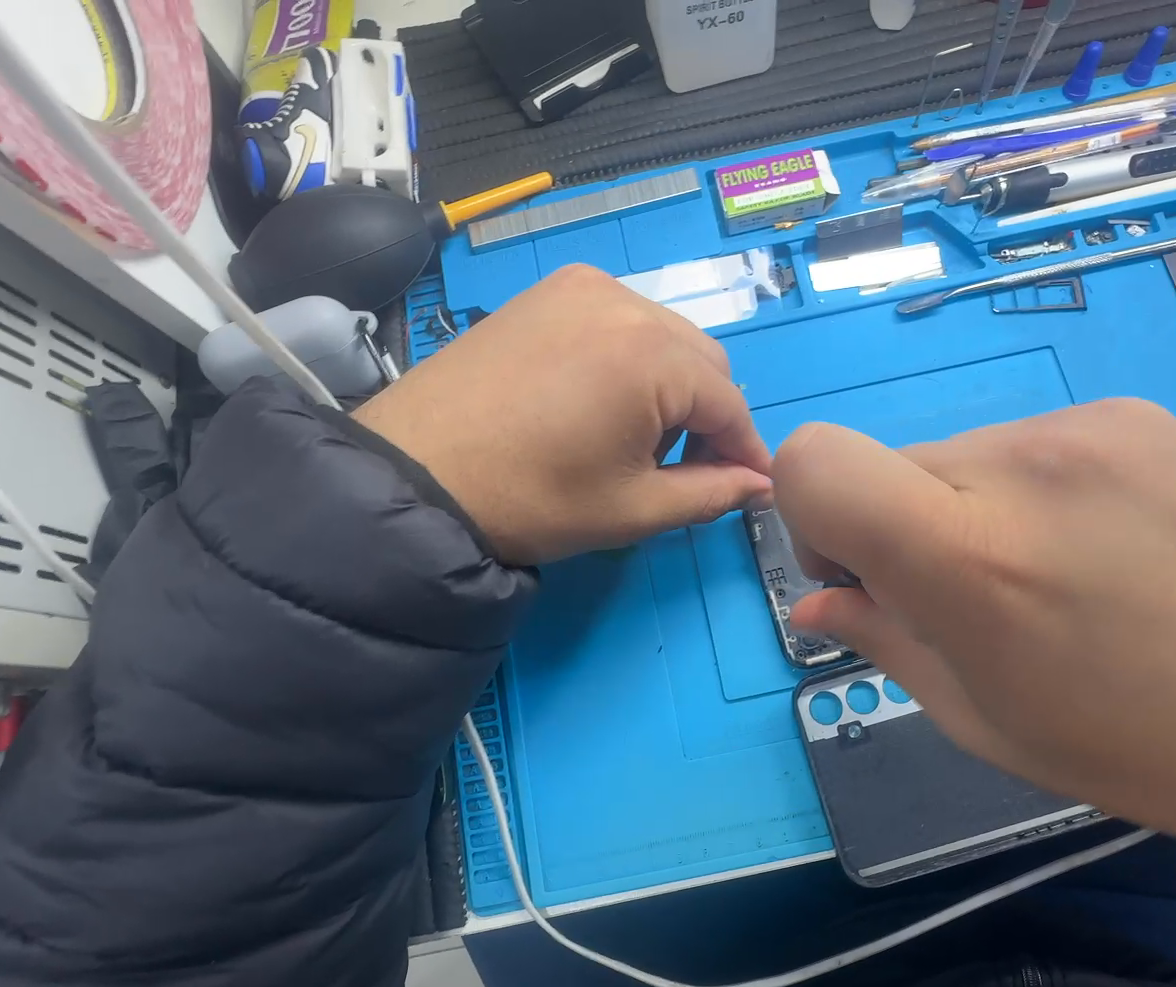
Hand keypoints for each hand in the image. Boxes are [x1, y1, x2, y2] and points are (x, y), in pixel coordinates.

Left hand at [353, 265, 772, 564]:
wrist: (414, 476)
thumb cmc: (531, 500)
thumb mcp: (632, 509)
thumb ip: (711, 493)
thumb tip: (761, 486)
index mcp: (651, 355)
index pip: (728, 401)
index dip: (744, 449)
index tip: (749, 485)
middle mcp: (623, 302)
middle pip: (701, 361)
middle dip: (708, 416)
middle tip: (685, 469)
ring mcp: (578, 288)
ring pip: (662, 336)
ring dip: (671, 386)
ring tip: (637, 440)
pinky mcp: (544, 293)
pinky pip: (617, 320)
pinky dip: (630, 359)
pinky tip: (601, 401)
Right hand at [772, 399, 1175, 873]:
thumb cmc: (1152, 749)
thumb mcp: (988, 723)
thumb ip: (883, 642)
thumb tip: (815, 600)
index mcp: (970, 560)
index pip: (813, 462)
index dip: (808, 513)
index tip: (858, 569)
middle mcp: (1016, 466)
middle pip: (885, 465)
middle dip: (896, 527)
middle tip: (964, 599)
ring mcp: (1081, 427)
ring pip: (955, 456)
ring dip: (968, 512)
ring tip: (1053, 577)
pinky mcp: (1130, 413)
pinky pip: (1025, 445)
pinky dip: (1027, 492)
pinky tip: (1102, 547)